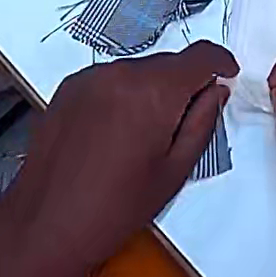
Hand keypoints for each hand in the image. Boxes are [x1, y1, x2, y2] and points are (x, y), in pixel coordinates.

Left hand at [0, 41, 234, 276]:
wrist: (48, 220)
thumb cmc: (115, 207)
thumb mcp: (174, 171)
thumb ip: (202, 121)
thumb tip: (215, 90)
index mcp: (153, 92)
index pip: (198, 55)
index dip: (219, 61)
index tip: (226, 71)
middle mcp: (120, 72)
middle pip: (166, 64)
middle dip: (181, 85)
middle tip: (182, 123)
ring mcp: (91, 75)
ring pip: (136, 70)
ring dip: (149, 90)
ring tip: (140, 137)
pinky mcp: (70, 84)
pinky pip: (108, 78)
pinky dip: (120, 94)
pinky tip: (114, 132)